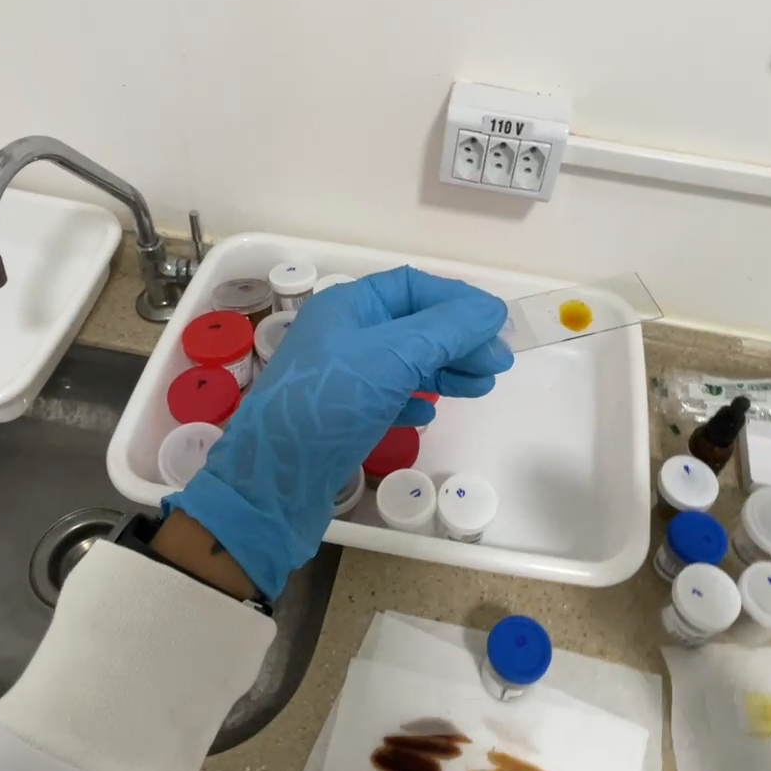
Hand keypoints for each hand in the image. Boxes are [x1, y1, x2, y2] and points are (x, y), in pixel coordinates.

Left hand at [166, 266, 511, 599]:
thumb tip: (492, 310)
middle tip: (498, 364)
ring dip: (445, 370)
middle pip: (413, 325)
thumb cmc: (331, 404)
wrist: (272, 483)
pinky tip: (432, 411)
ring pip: (405, 362)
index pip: (412, 287)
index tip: (496, 323)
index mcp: (348, 307)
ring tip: (482, 385)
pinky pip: (388, 396)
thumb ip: (446, 329)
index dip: (457, 301)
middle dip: (457, 340)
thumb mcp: (394, 356)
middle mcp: (343, 335)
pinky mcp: (342, 416)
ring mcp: (341, 378)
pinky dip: (416, 398)